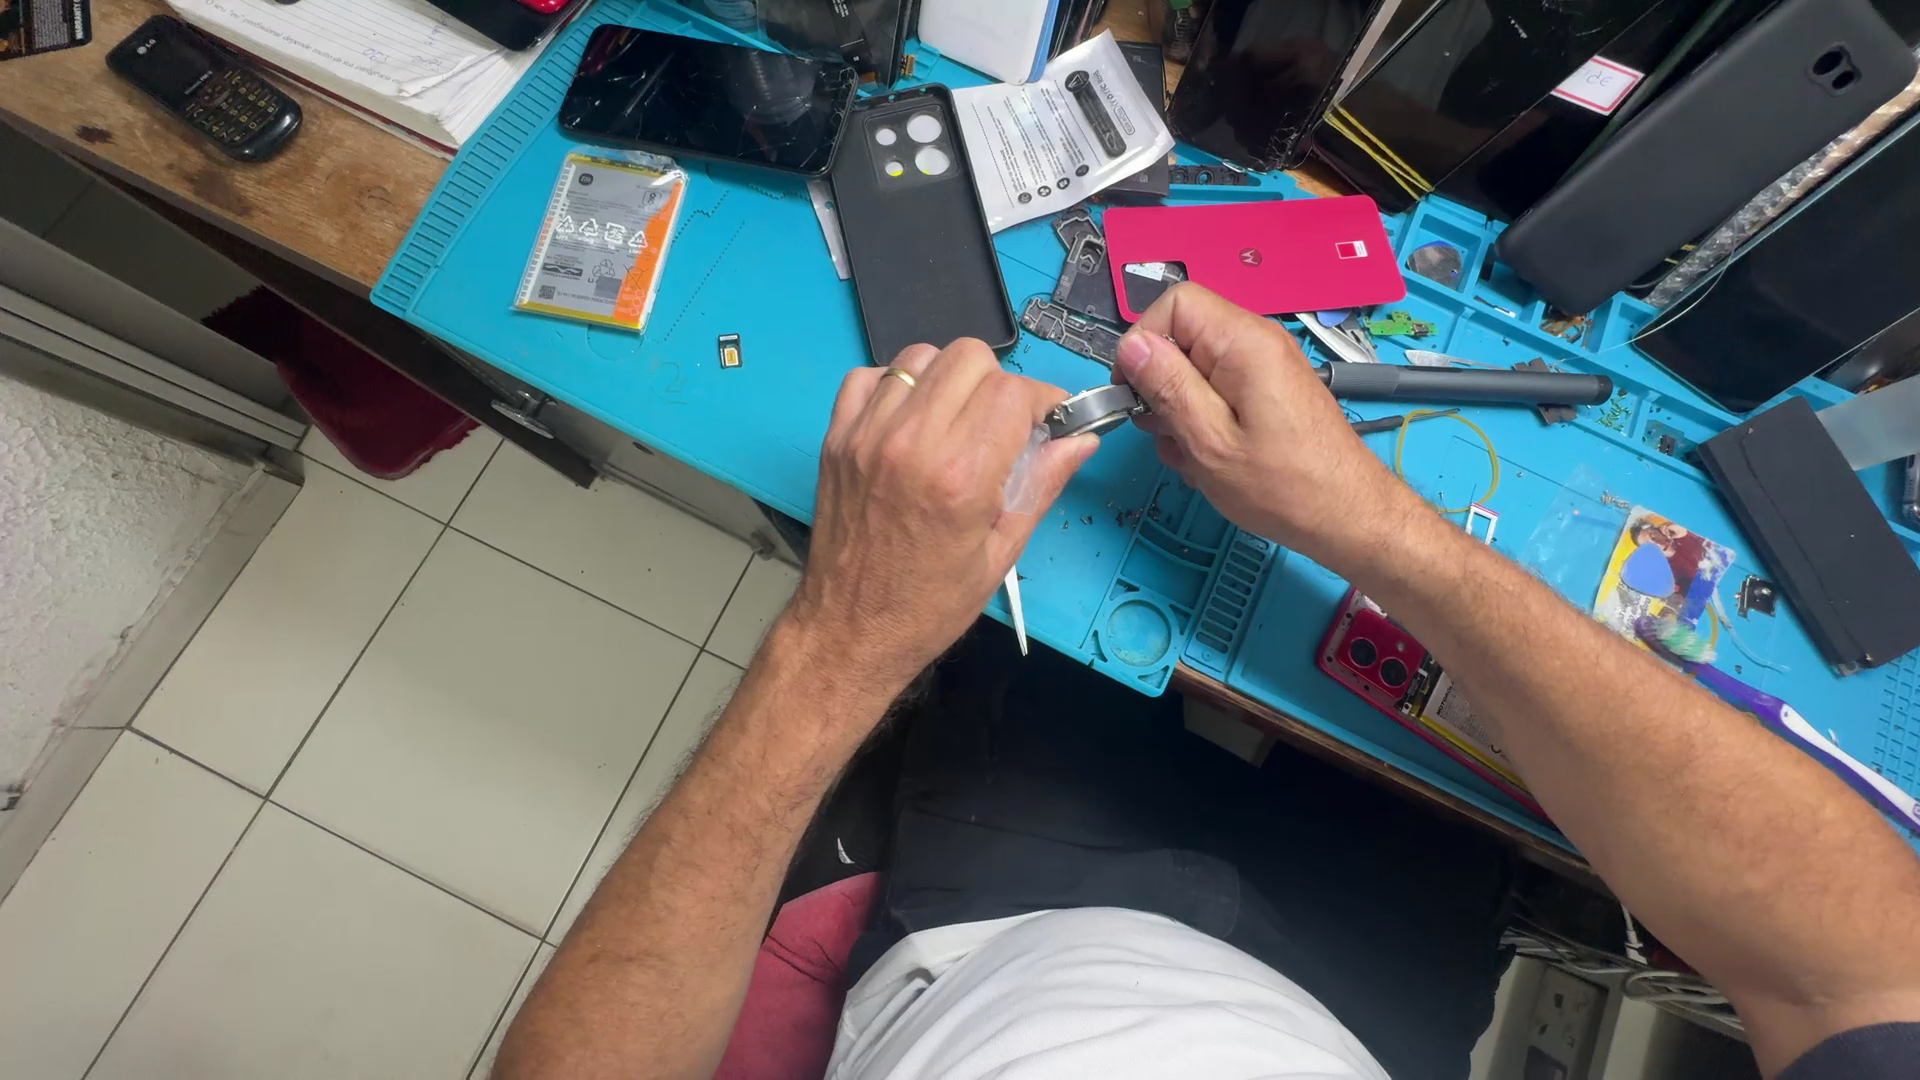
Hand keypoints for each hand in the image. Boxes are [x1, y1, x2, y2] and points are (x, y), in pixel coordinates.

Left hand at [787, 339, 1097, 693]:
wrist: (850, 631)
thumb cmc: (930, 605)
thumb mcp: (1001, 554)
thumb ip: (1042, 485)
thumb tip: (1083, 439)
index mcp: (960, 476)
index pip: (1013, 391)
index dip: (1042, 399)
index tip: (1048, 420)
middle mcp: (911, 442)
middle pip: (969, 356)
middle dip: (998, 384)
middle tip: (1000, 425)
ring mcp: (865, 435)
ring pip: (920, 356)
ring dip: (949, 380)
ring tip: (955, 423)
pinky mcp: (835, 438)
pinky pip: (870, 377)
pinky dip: (897, 387)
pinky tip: (910, 422)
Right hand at [1111, 283, 1421, 567]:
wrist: (1343, 516)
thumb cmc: (1280, 485)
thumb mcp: (1209, 440)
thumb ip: (1167, 386)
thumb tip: (1132, 345)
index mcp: (1243, 343)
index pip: (1174, 304)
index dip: (1143, 342)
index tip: (1134, 391)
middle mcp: (1255, 343)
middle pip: (1181, 336)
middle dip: (1158, 383)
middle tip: (1162, 431)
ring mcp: (1261, 368)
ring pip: (1193, 369)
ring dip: (1176, 410)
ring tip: (1187, 453)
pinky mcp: (1264, 392)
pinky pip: (1214, 391)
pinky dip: (1199, 422)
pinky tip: (1205, 457)